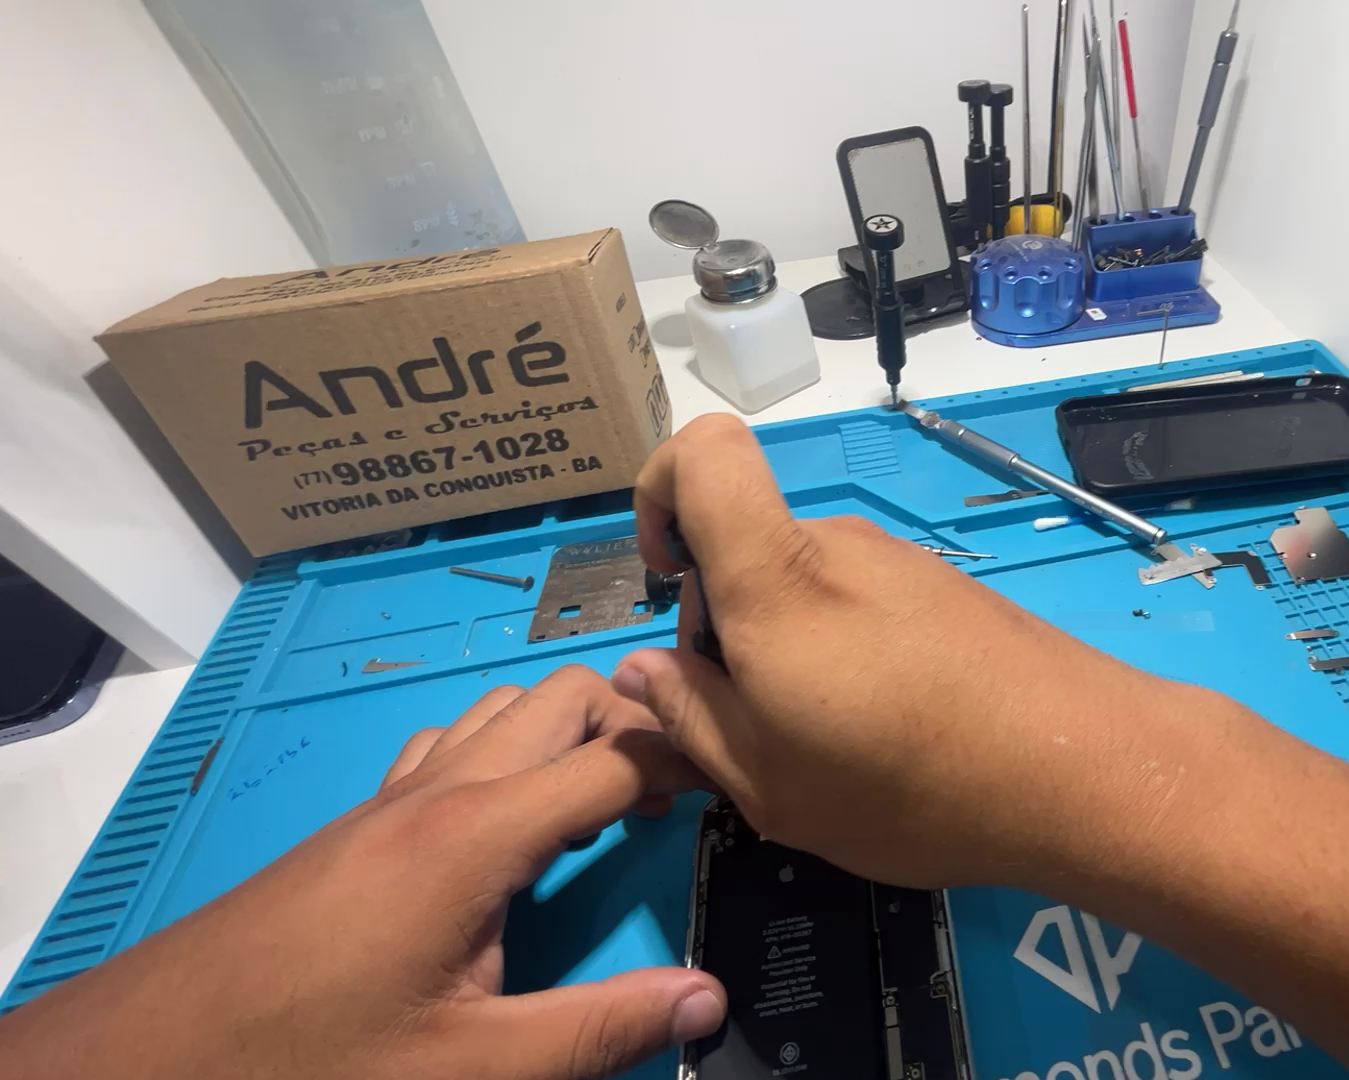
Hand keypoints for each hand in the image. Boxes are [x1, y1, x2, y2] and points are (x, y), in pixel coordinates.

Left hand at [0, 667, 724, 1079]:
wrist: (118, 1074)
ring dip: (569, 733)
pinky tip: (503, 819)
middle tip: (659, 798)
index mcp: (482, 831)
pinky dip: (508, 750)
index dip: (689, 761)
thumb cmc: (299, 1068)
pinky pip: (459, 739)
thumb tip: (710, 998)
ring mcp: (399, 791)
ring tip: (591, 805)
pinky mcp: (367, 813)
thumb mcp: (464, 1070)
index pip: (621, 756)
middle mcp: (448, 785)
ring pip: (512, 705)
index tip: (728, 785)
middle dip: (633, 725)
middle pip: (569, 696)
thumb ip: (600, 1029)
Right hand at [614, 415, 1263, 890]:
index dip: (660, 492)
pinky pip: (858, 598)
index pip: (705, 452)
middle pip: (745, 545)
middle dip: (726, 623)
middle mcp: (837, 545)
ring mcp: (898, 561)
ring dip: (788, 647)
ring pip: (802, 581)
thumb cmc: (909, 783)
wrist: (1077, 764)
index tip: (670, 576)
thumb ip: (692, 716)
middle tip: (761, 724)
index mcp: (777, 578)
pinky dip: (842, 646)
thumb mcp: (771, 783)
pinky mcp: (941, 585)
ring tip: (831, 738)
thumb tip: (645, 668)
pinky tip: (888, 722)